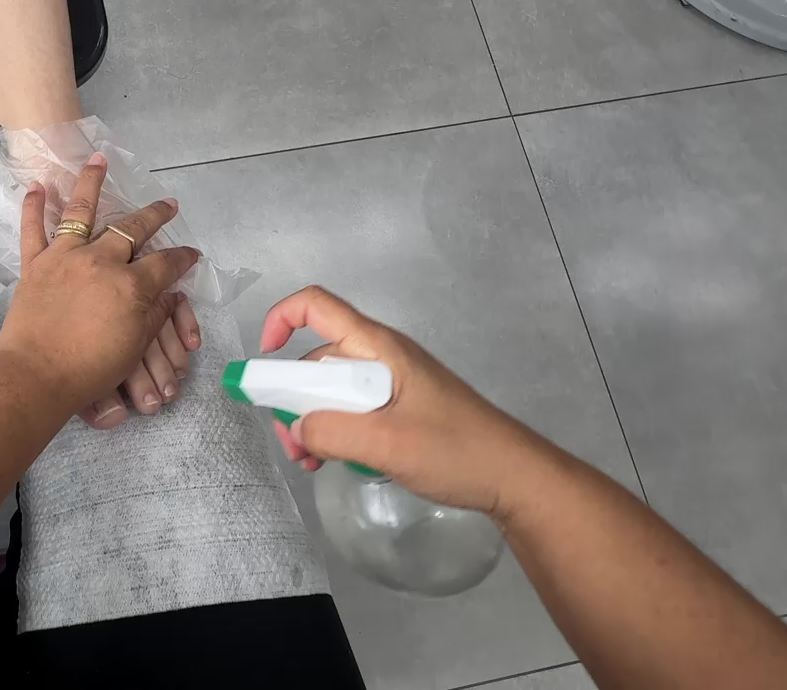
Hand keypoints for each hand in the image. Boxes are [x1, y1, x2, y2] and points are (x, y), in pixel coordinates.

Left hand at [0, 153, 201, 419]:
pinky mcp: (34, 265)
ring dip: (90, 182)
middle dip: (155, 214)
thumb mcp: (133, 347)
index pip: (167, 263)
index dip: (183, 257)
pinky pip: (33, 230)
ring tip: (97, 159)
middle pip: (133, 228)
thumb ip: (153, 314)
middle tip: (168, 203)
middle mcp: (100, 261)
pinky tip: (37, 185)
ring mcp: (64, 258)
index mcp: (131, 285)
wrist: (36, 377)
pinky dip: (34, 207)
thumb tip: (169, 293)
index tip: (192, 252)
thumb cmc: (89, 371)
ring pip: (80, 212)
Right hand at [262, 286, 556, 516]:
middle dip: (292, 396)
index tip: (267, 357)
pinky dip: (333, 429)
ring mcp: (390, 382)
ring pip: (331, 389)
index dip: (282, 318)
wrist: (519, 480)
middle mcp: (379, 356)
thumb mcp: (387, 444)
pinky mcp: (398, 407)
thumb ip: (332, 432)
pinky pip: (351, 408)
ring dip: (311, 419)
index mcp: (377, 348)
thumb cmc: (456, 451)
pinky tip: (331, 461)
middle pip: (318, 358)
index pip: (316, 306)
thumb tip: (297, 427)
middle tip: (291, 442)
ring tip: (309, 461)